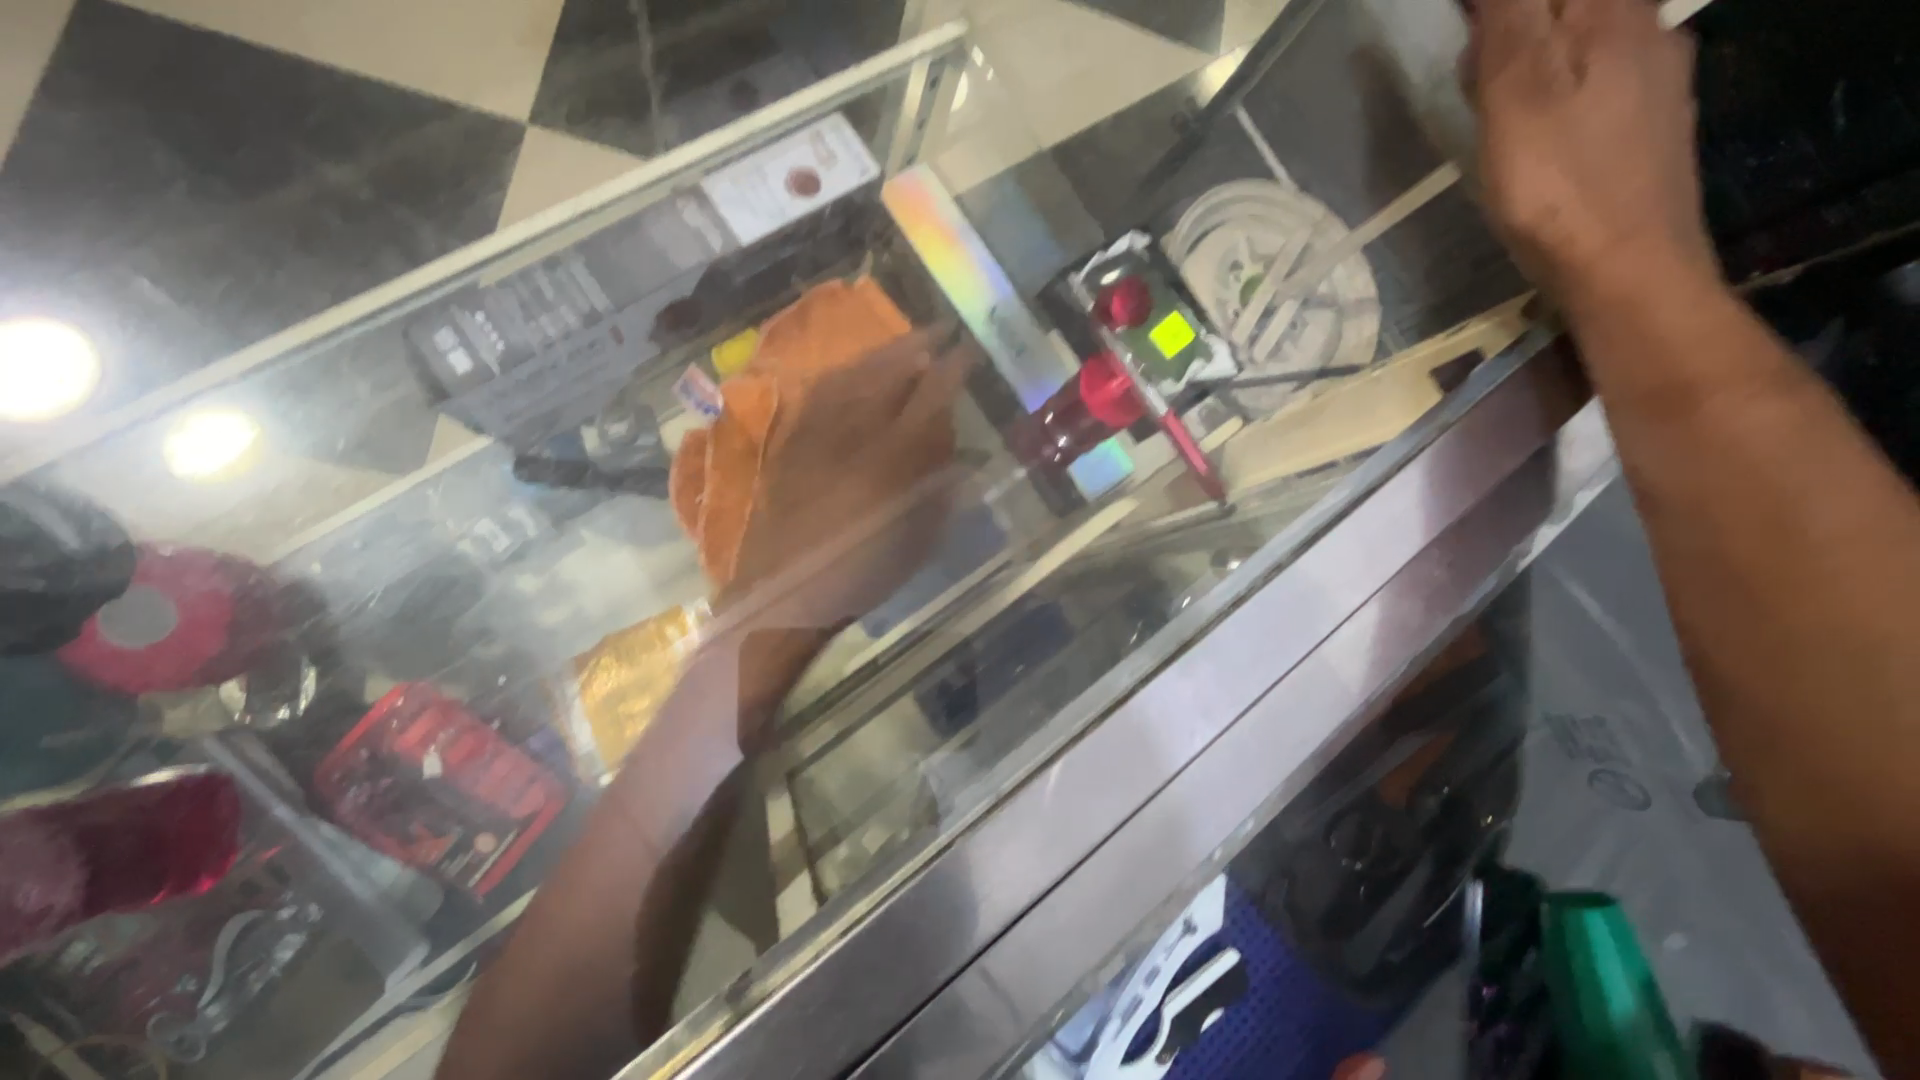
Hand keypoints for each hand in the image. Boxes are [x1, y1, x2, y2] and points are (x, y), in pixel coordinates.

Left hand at [709, 327, 971, 740]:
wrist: (782, 597)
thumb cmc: (857, 578)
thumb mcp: (914, 543)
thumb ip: (940, 495)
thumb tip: (962, 459)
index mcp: (891, 465)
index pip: (928, 401)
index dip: (950, 372)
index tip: (968, 353)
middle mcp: (852, 439)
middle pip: (887, 376)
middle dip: (917, 349)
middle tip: (940, 333)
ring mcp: (816, 437)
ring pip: (850, 378)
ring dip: (880, 355)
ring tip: (902, 343)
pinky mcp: (790, 444)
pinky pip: (818, 395)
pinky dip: (842, 374)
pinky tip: (853, 370)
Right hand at [1467, 0, 1717, 307]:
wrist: (1629, 272)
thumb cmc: (1559, 187)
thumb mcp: (1515, 97)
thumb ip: (1509, 20)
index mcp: (1612, 14)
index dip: (1495, 8)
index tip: (1464, 31)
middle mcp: (1650, 29)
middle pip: (1576, 4)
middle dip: (1518, 21)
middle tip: (1472, 63)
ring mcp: (1660, 78)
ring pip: (1593, 35)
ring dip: (1541, 52)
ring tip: (1497, 98)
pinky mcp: (1656, 123)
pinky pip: (1605, 75)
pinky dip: (1565, 83)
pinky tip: (1544, 126)